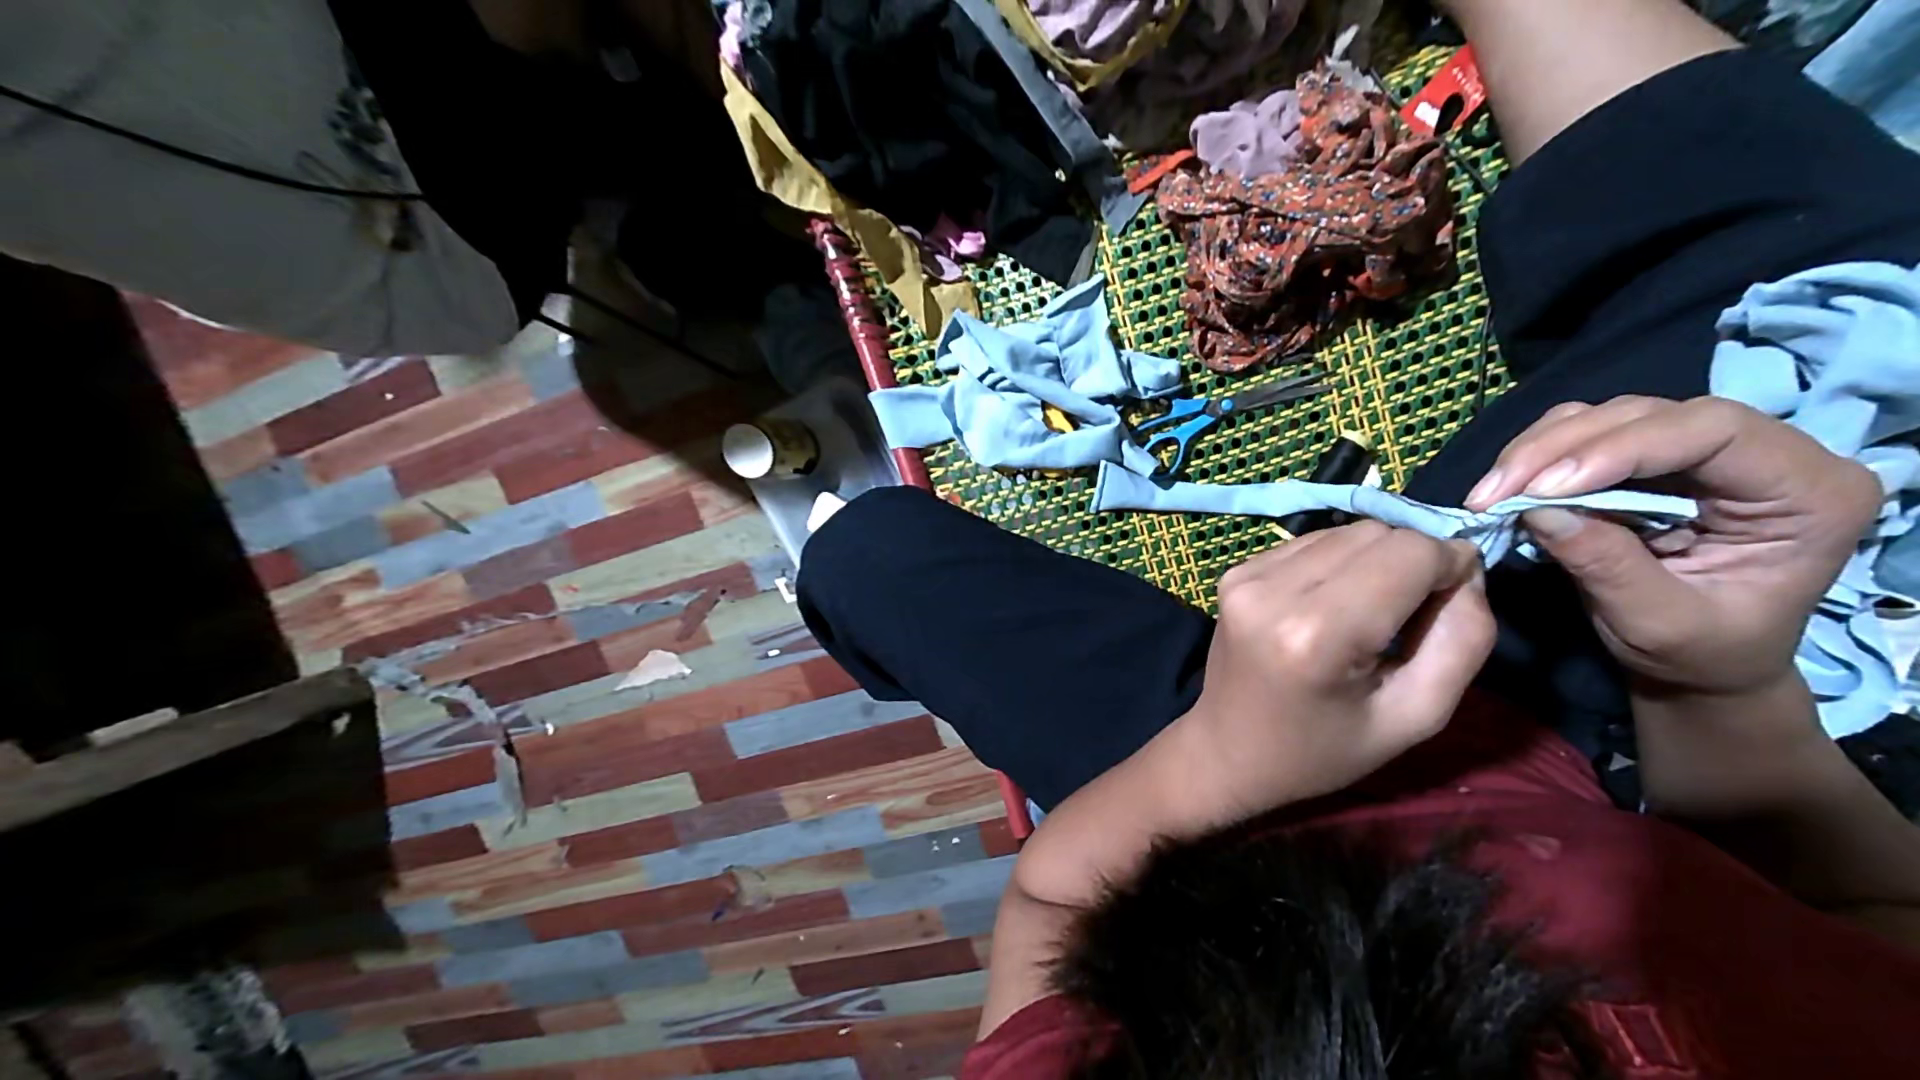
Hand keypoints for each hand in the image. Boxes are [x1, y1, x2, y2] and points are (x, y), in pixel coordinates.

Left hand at [1176, 521, 1494, 820]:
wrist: (1230, 749)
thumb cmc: (1324, 748)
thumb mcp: (1416, 716)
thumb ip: (1462, 639)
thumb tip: (1466, 566)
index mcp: (1315, 632)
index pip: (1409, 551)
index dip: (1448, 568)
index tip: (1449, 608)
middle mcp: (1271, 590)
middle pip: (1377, 533)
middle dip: (1414, 563)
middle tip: (1409, 618)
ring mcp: (1245, 576)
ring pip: (1344, 531)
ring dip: (1374, 561)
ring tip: (1365, 616)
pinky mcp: (1233, 572)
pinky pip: (1310, 542)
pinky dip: (1336, 563)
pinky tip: (1328, 605)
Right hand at [1467, 395, 1879, 695]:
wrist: (1699, 665)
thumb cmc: (1700, 653)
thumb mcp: (1659, 623)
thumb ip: (1609, 566)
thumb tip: (1537, 511)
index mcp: (1806, 492)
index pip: (1712, 432)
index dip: (1620, 448)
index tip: (1539, 490)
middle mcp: (1762, 454)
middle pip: (1649, 416)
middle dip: (1558, 450)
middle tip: (1490, 495)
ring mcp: (1699, 451)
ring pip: (1606, 417)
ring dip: (1535, 450)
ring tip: (1487, 495)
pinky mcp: (1648, 456)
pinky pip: (1583, 432)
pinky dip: (1534, 455)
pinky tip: (1507, 487)